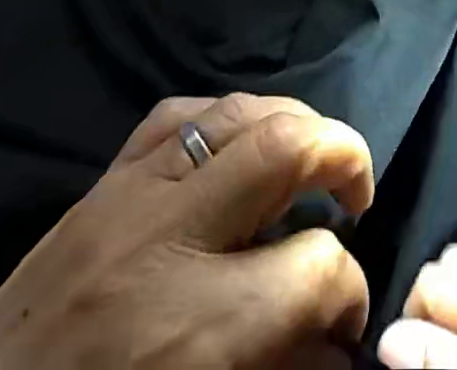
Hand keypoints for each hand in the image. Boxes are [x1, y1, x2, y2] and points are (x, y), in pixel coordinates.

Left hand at [0, 93, 376, 369]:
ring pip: (234, 113)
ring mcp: (128, 193)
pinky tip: (244, 140)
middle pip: (281, 149)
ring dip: (294, 123)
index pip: (314, 268)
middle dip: (342, 156)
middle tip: (354, 195)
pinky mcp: (103, 178)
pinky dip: (229, 116)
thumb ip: (284, 365)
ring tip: (313, 157)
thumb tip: (338, 334)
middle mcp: (165, 237)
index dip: (351, 288)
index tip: (345, 312)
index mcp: (194, 327)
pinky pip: (178, 113)